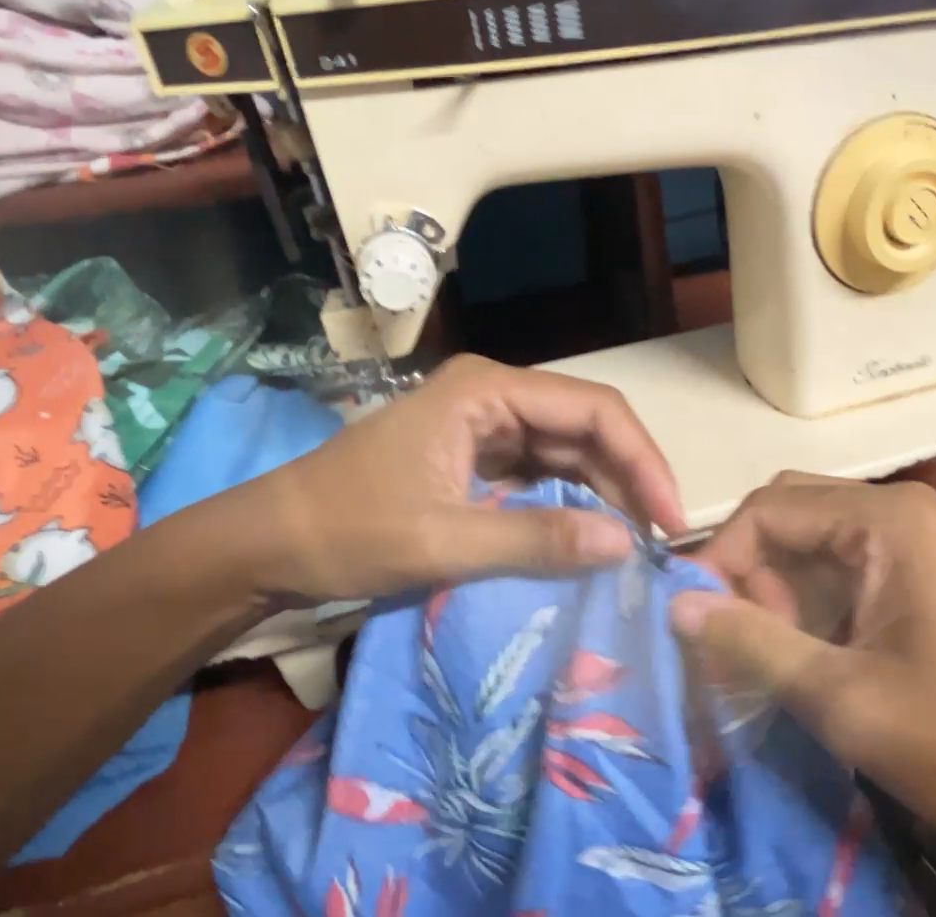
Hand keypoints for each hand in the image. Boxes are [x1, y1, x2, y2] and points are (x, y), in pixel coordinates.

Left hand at [225, 354, 686, 605]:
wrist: (264, 545)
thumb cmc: (345, 531)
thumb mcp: (442, 540)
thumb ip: (536, 539)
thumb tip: (625, 545)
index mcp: (487, 390)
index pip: (594, 410)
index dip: (643, 460)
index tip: (670, 519)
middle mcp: (494, 396)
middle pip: (588, 427)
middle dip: (629, 479)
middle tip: (661, 540)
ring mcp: (485, 426)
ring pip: (570, 452)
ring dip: (605, 494)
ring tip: (636, 545)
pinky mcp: (477, 458)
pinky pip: (543, 475)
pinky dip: (570, 505)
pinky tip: (591, 538)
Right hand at [670, 474, 935, 846]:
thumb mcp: (841, 696)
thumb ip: (751, 642)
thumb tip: (674, 604)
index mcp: (888, 518)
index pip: (770, 508)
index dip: (721, 559)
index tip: (694, 624)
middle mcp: (908, 510)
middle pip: (796, 516)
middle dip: (753, 574)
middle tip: (738, 644)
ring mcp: (928, 542)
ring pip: (822, 546)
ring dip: (784, 594)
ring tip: (773, 662)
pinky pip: (857, 570)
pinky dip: (821, 606)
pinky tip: (815, 659)